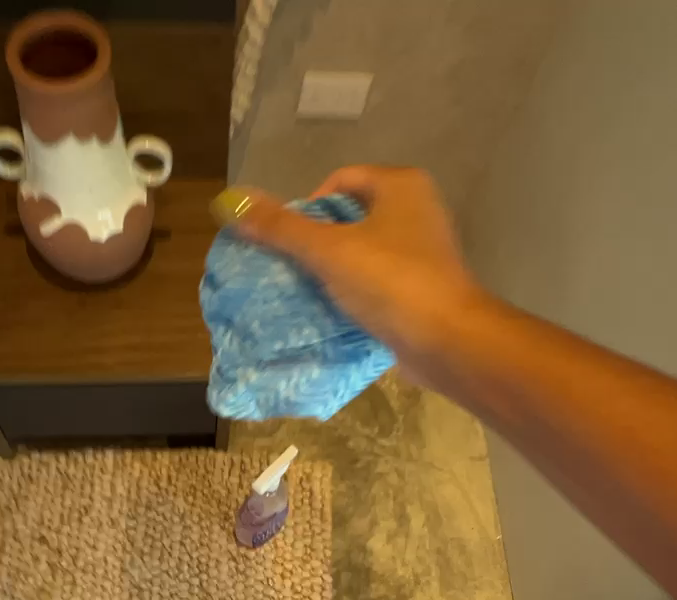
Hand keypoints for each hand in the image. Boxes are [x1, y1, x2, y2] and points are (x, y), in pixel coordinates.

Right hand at [214, 167, 491, 388]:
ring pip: (362, 253)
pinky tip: (335, 314)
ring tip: (308, 294)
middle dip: (317, 243)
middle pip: (349, 218)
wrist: (447, 341)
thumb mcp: (328, 251)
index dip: (306, 208)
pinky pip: (376, 283)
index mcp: (400, 186)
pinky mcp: (421, 289)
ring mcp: (422, 252)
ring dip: (333, 272)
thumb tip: (229, 202)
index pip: (338, 182)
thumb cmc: (391, 283)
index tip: (290, 243)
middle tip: (292, 270)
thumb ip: (280, 229)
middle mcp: (416, 211)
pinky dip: (354, 295)